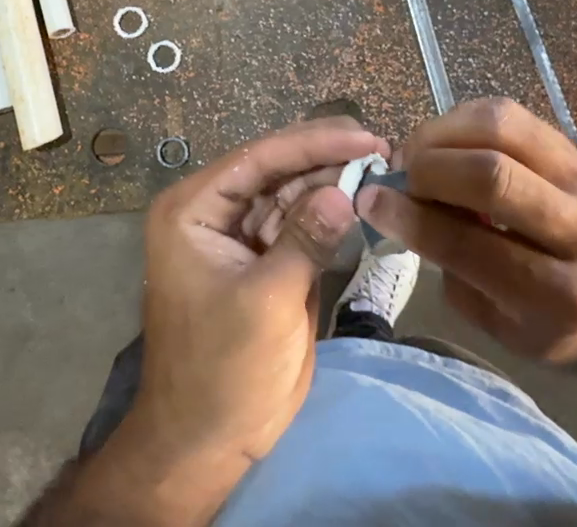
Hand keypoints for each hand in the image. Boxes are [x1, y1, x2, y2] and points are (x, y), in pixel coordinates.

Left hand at [129, 116, 384, 468]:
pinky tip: (364, 194)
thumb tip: (345, 190)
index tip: (366, 136)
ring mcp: (242, 234)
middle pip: (277, 167)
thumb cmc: (223, 369)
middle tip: (382, 145)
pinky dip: (332, 209)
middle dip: (328, 155)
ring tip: (383, 163)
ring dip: (334, 177)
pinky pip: (302, 220)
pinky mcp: (267, 258)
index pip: (258, 158)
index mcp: (193, 211)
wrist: (209, 440)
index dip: (314, 143)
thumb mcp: (266, 301)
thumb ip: (306, 239)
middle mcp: (214, 211)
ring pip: (293, 189)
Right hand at [357, 98, 576, 366]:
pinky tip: (445, 141)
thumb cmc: (552, 324)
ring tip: (417, 153)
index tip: (371, 202)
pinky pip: (511, 114)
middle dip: (428, 169)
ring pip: (502, 128)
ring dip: (443, 133)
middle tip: (398, 177)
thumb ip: (450, 265)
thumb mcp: (497, 323)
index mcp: (558, 296)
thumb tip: (400, 203)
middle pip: (493, 175)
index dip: (411, 218)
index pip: (472, 245)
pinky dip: (464, 120)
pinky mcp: (575, 150)